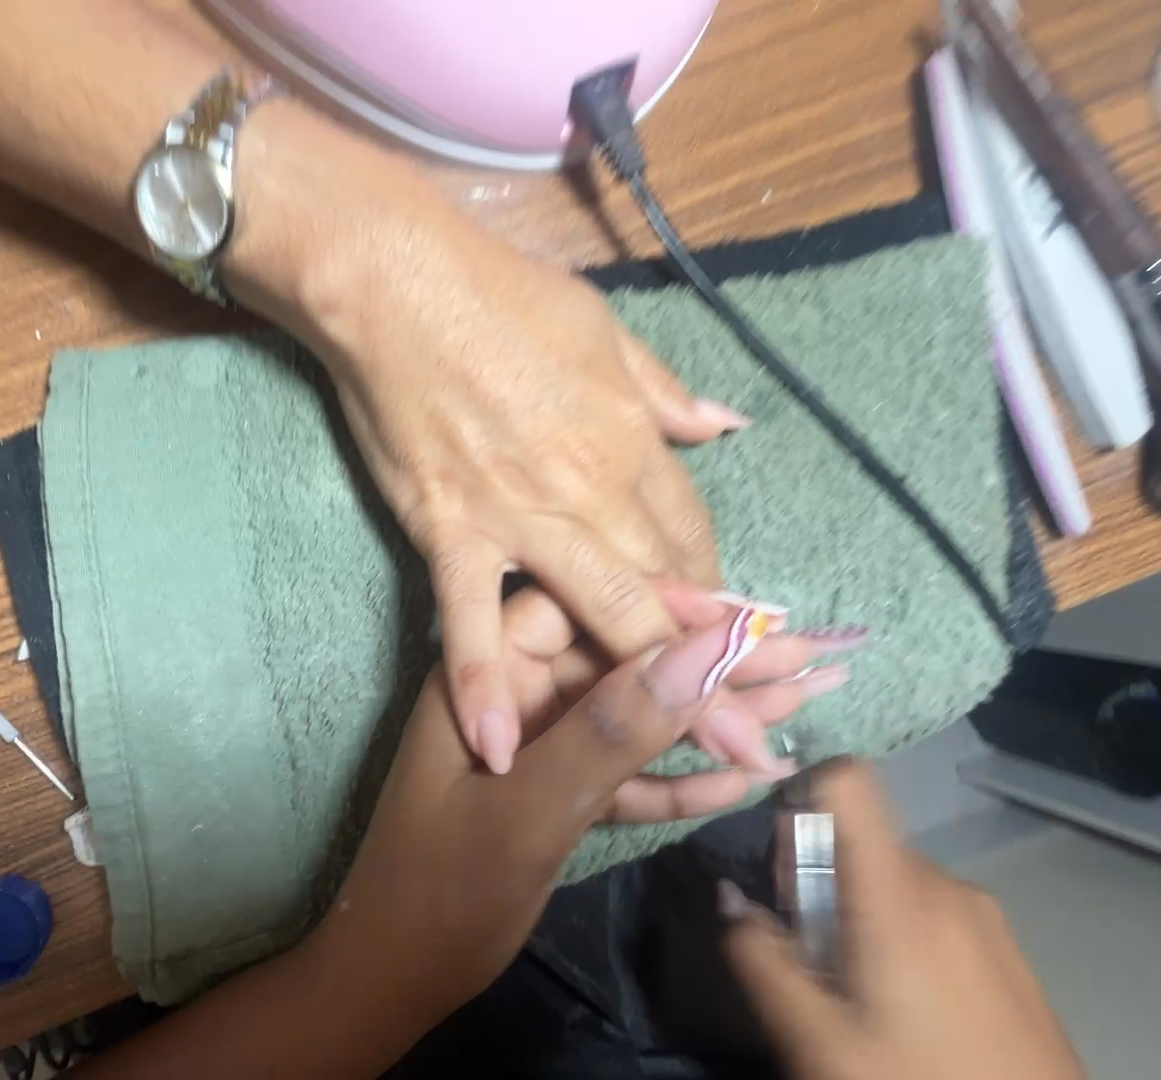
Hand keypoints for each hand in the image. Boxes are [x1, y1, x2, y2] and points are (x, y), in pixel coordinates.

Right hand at [287, 207, 746, 776]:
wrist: (397, 287)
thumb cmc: (500, 297)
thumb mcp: (601, 328)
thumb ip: (663, 391)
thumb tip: (725, 426)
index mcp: (630, 437)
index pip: (691, 532)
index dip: (716, 591)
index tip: (730, 638)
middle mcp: (590, 490)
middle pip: (668, 586)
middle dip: (720, 664)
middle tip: (763, 737)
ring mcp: (519, 518)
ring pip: (599, 610)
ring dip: (650, 687)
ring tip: (700, 762)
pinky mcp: (449, 533)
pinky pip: (468, 615)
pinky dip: (481, 678)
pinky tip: (499, 747)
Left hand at [308, 586, 822, 1019]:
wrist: (398, 975)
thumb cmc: (444, 889)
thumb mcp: (530, 808)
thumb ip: (613, 729)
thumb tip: (702, 650)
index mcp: (487, 675)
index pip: (578, 610)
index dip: (660, 604)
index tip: (747, 613)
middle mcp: (516, 697)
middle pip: (620, 662)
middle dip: (710, 664)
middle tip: (808, 654)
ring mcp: (540, 747)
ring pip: (635, 719)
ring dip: (712, 718)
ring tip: (806, 699)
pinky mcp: (558, 793)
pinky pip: (627, 773)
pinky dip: (681, 778)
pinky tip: (745, 777)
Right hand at [724, 764, 1087, 1079]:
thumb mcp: (817, 1042)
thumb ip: (759, 958)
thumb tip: (727, 894)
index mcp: (900, 895)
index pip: (849, 783)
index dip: (801, 789)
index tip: (778, 850)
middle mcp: (946, 887)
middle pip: (856, 837)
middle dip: (814, 875)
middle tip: (807, 949)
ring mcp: (985, 919)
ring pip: (889, 875)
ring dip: (852, 907)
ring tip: (852, 985)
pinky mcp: (1008, 951)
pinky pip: (928, 907)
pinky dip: (895, 929)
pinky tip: (904, 1005)